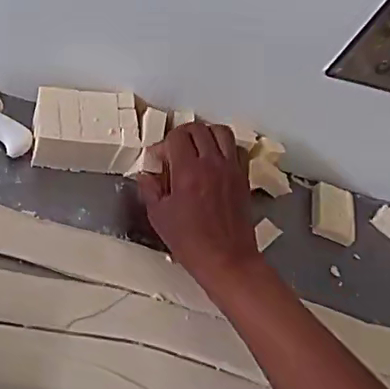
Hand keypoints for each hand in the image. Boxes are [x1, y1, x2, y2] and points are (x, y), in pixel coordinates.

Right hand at [136, 121, 259, 292]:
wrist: (227, 260)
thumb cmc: (191, 242)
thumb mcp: (159, 217)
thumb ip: (150, 190)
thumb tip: (146, 176)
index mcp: (188, 171)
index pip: (176, 136)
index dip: (163, 144)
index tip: (159, 159)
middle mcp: (212, 164)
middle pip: (198, 128)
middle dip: (182, 134)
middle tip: (174, 150)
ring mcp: (230, 169)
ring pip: (221, 132)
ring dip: (206, 134)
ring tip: (196, 148)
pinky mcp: (243, 178)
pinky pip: (236, 149)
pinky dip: (224, 147)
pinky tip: (215, 161)